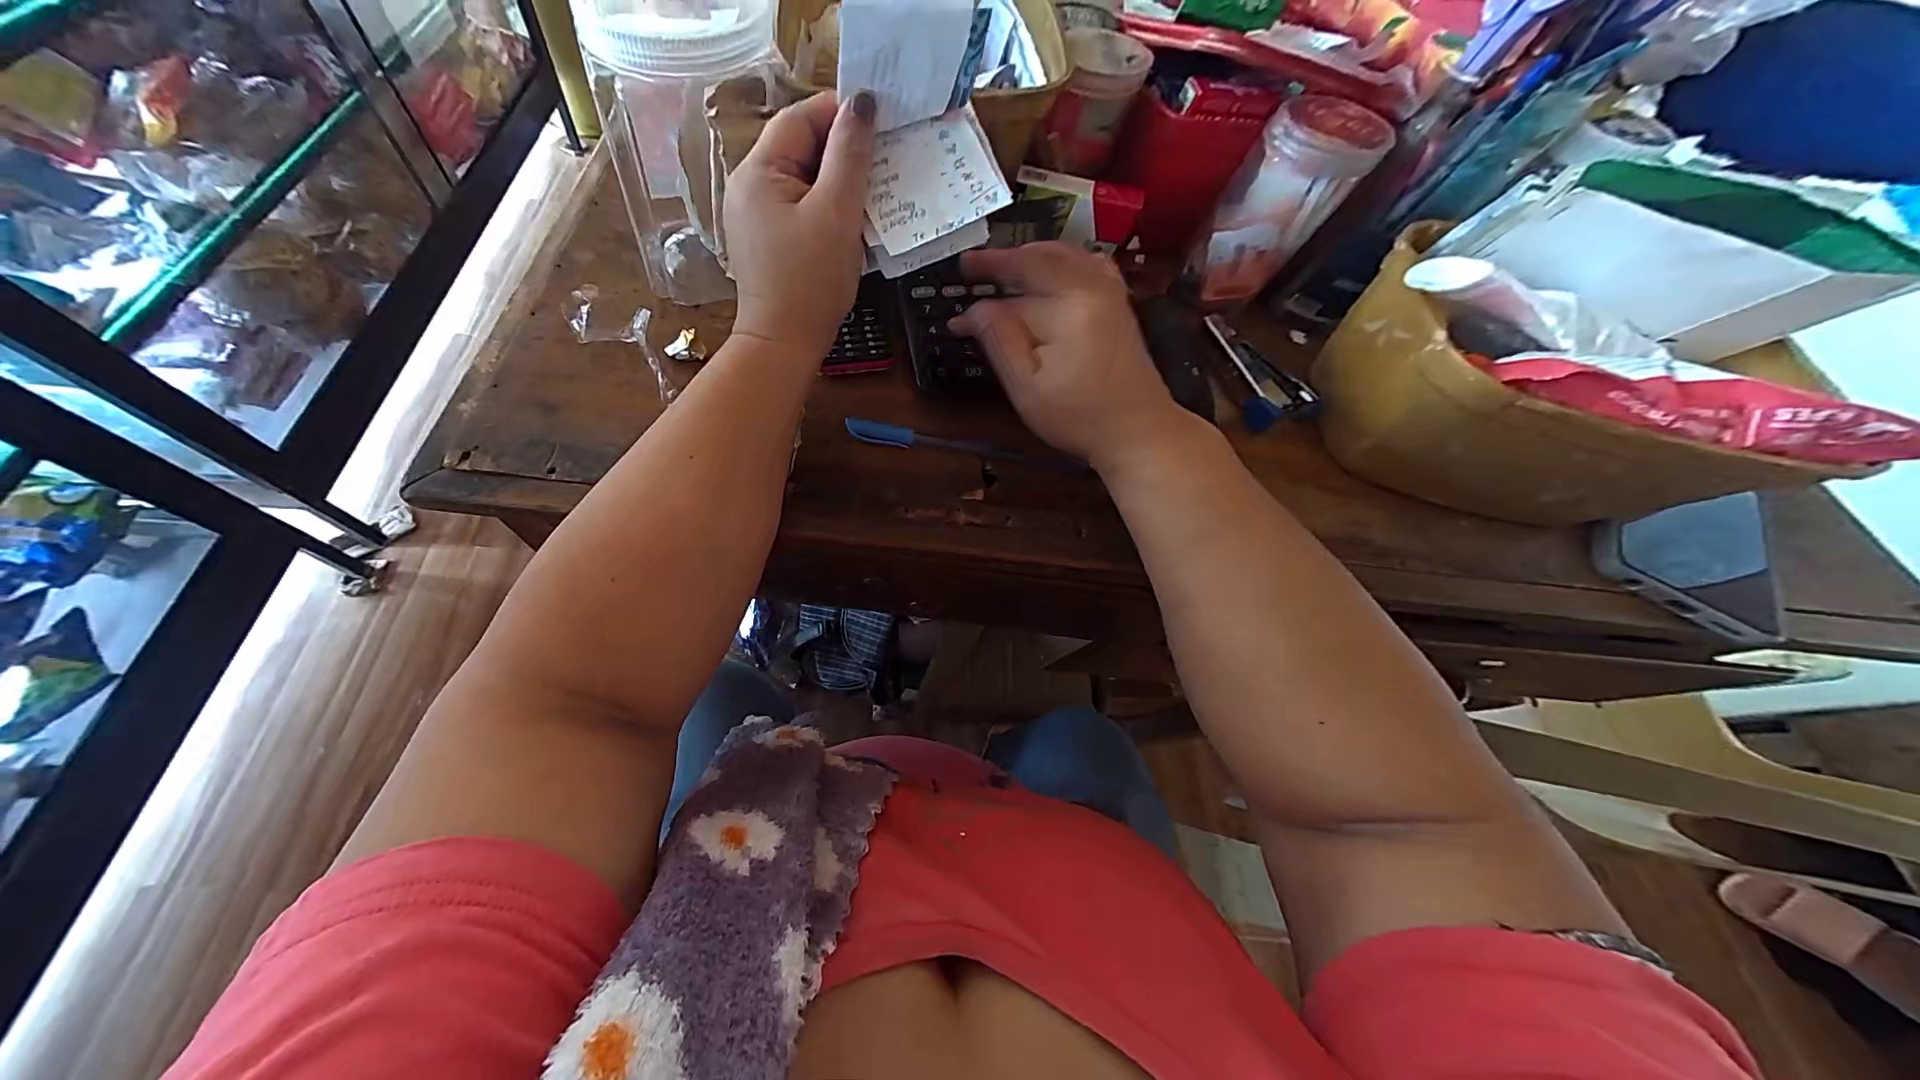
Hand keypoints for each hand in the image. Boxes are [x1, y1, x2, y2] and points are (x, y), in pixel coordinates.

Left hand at [724, 91, 875, 358]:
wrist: (784, 344)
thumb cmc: (811, 281)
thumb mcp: (836, 214)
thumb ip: (849, 156)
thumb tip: (862, 103)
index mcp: (757, 172)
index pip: (800, 119)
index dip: (840, 113)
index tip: (882, 122)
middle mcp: (749, 187)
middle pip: (801, 148)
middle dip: (843, 150)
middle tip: (887, 158)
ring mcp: (757, 216)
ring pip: (805, 180)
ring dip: (841, 181)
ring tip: (877, 190)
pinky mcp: (770, 241)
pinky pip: (803, 208)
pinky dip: (830, 207)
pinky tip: (855, 221)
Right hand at [951, 243, 1189, 469]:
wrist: (1138, 430)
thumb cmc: (1079, 415)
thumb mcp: (1026, 385)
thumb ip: (999, 340)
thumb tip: (974, 310)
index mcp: (1068, 304)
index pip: (1017, 280)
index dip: (985, 280)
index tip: (961, 271)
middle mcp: (1093, 287)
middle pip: (1042, 255)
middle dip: (1006, 258)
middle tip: (976, 265)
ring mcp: (1111, 292)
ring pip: (1066, 254)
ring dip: (1033, 254)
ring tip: (1006, 264)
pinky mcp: (1119, 304)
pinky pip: (1087, 264)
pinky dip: (1062, 260)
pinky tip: (1051, 271)